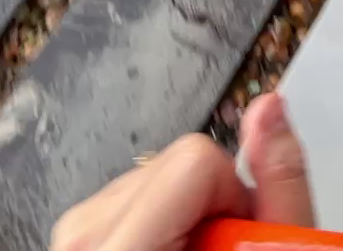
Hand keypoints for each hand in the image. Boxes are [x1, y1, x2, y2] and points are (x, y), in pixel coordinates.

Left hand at [51, 93, 314, 250]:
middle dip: (209, 201)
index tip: (237, 236)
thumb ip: (278, 183)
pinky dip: (155, 221)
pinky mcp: (70, 247)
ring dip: (183, 210)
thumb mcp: (275, 249)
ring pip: (145, 179)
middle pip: (168, 165)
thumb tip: (269, 106)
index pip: (193, 162)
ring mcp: (64, 250)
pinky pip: (120, 201)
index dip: (233, 192)